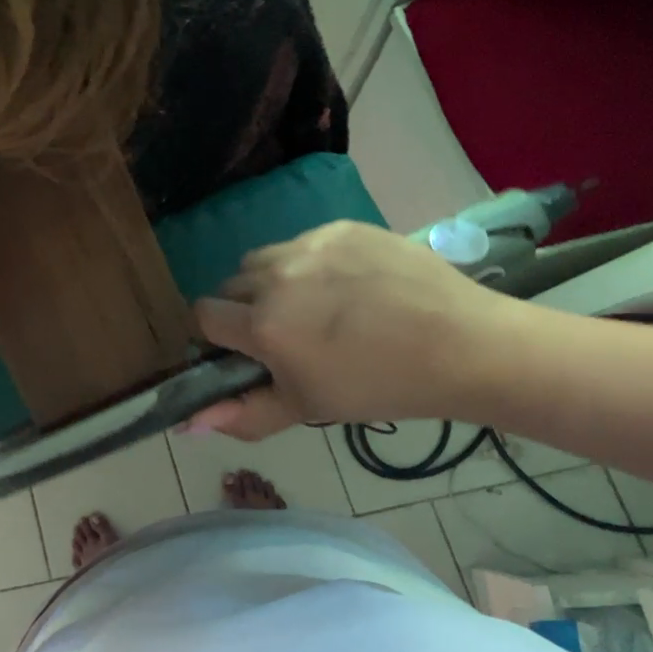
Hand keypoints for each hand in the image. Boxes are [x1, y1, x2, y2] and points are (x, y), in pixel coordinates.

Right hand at [186, 220, 521, 438]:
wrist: (466, 346)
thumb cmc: (381, 387)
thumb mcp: (307, 408)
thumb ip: (243, 413)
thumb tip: (186, 423)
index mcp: (262, 325)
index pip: (203, 315)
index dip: (219, 336)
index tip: (247, 351)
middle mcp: (274, 277)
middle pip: (230, 286)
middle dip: (246, 308)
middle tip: (288, 333)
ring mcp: (309, 246)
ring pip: (263, 260)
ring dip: (274, 282)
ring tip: (318, 305)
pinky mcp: (341, 228)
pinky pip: (304, 243)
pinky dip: (314, 263)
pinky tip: (352, 286)